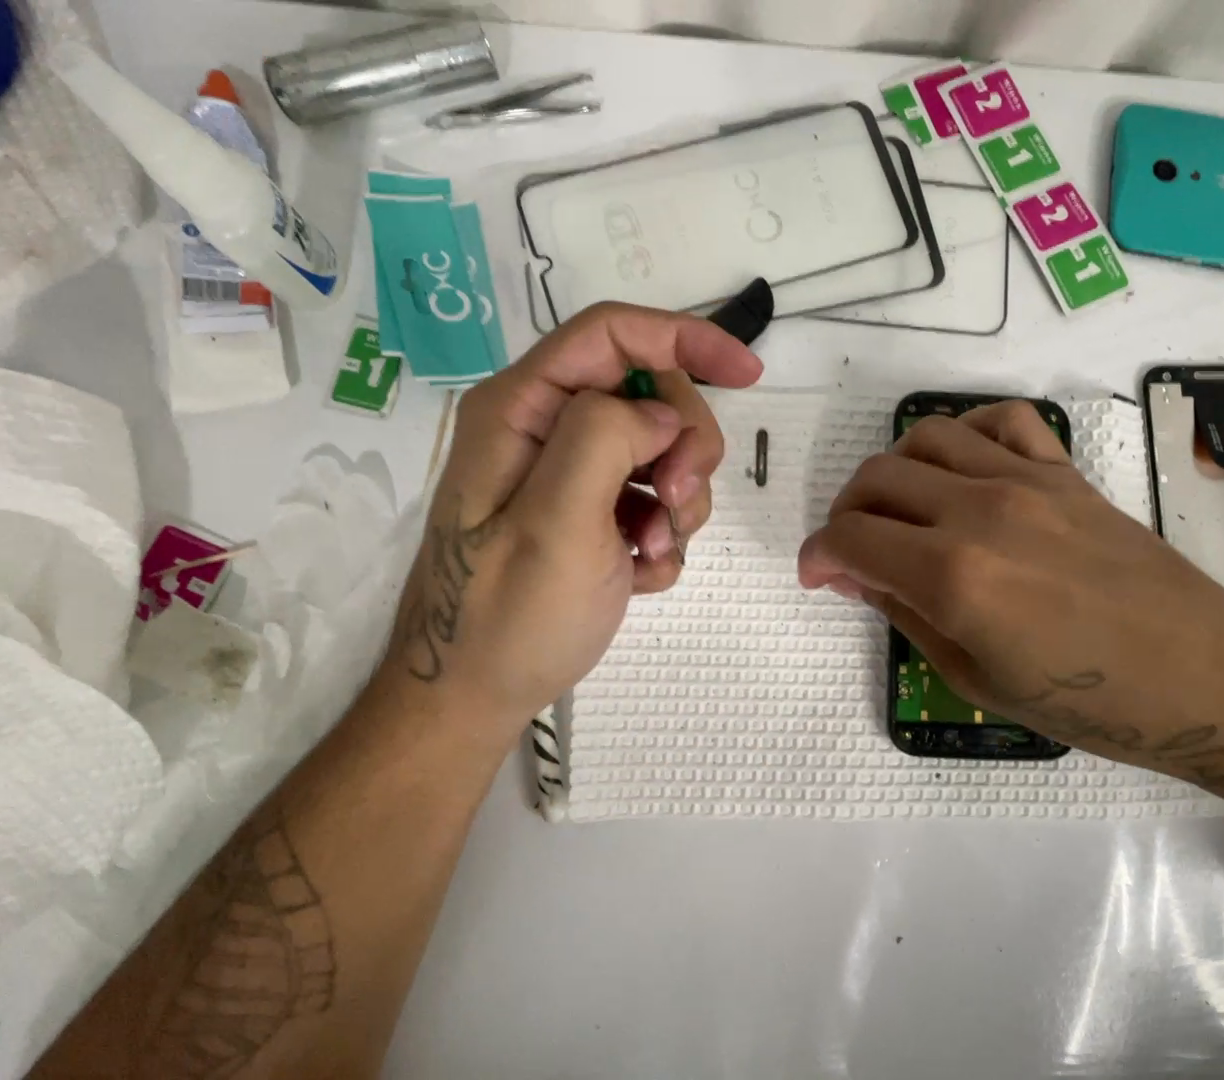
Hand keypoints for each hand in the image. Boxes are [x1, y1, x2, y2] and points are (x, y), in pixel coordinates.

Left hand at [383, 303, 762, 743]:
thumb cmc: (506, 617)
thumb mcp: (553, 524)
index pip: (613, 334)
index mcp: (523, 409)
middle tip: (680, 504)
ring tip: (651, 551)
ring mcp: (572, 474)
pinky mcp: (594, 515)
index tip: (749, 377)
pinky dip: (666, 533)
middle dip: (685, 444)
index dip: (686, 339)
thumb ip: (605, 441)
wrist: (474, 698)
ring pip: (665, 447)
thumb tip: (658, 414)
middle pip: (651, 393)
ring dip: (681, 499)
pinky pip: (658, 498)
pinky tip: (641, 572)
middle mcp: (547, 429)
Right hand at [797, 401, 1223, 789]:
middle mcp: (980, 512)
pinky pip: (1001, 420)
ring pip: (926, 438)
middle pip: (877, 478)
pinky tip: (964, 469)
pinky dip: (966, 434)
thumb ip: (905, 614)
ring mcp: (1026, 481)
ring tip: (902, 510)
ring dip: (894, 471)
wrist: (1200, 675)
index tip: (818, 575)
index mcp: (953, 576)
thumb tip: (855, 574)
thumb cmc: (1087, 704)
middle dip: (846, 513)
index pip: (851, 537)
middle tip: (855, 552)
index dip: (818, 554)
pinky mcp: (1064, 472)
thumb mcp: (974, 679)